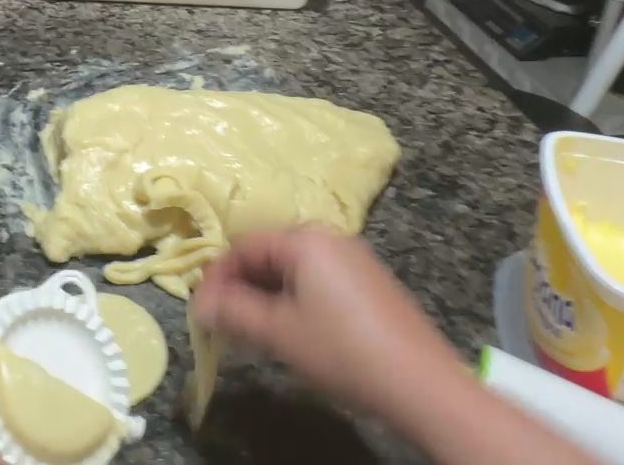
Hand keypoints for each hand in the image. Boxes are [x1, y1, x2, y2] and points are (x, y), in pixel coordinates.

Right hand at [193, 229, 469, 421]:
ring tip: (257, 330)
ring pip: (293, 267)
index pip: (244, 245)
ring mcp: (354, 257)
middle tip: (227, 322)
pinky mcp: (370, 280)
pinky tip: (295, 329)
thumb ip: (232, 312)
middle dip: (243, 285)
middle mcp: (329, 236)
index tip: (203, 309)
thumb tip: (199, 303)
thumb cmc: (344, 353)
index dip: (218, 275)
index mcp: (304, 238)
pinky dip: (297, 296)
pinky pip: (318, 277)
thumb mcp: (279, 333)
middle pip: (269, 252)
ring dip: (268, 293)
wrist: (425, 386)